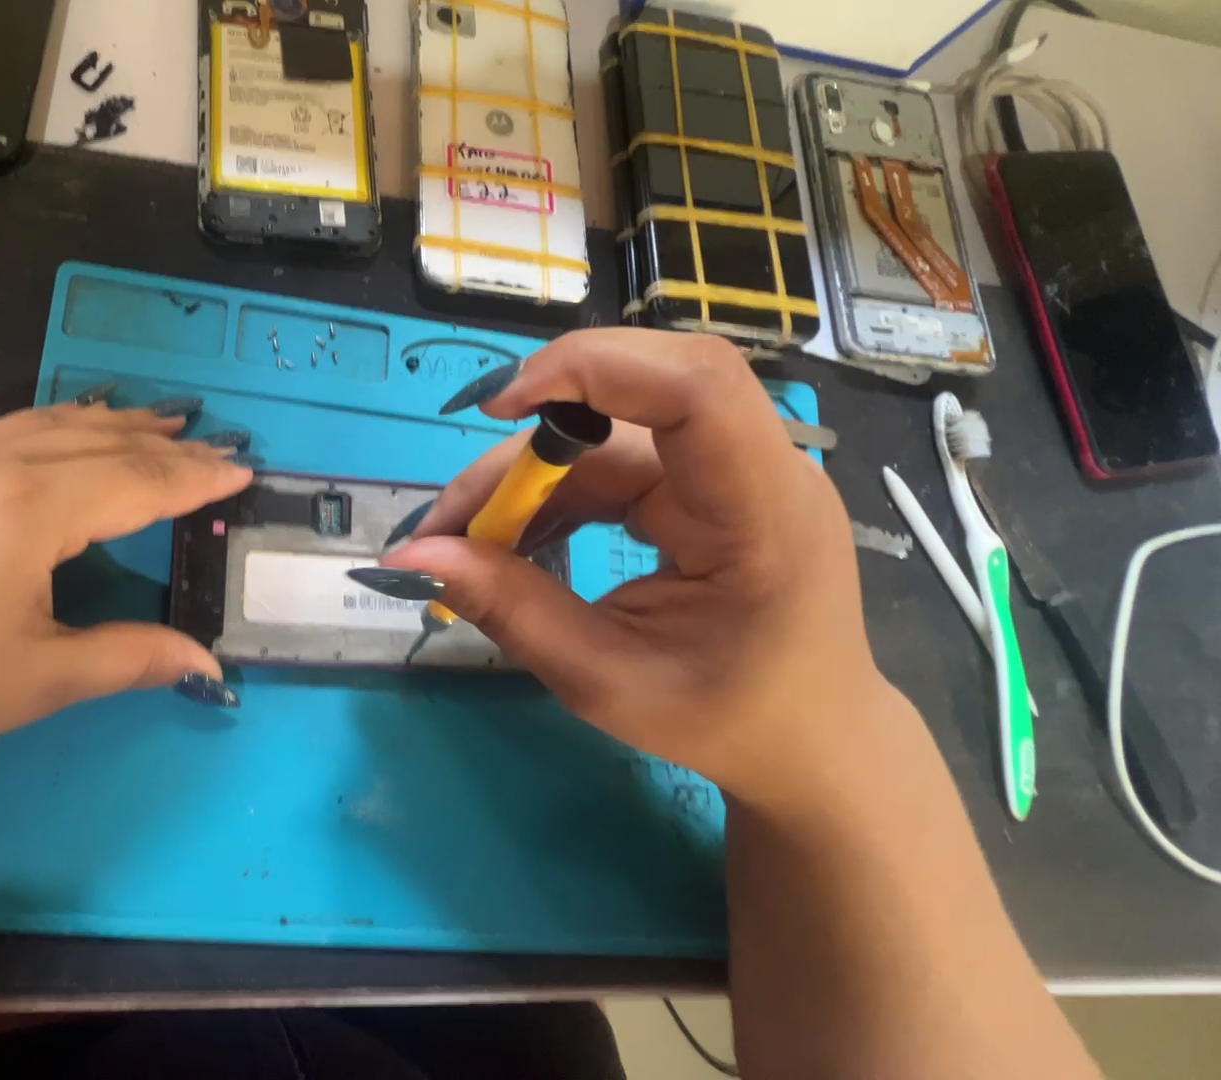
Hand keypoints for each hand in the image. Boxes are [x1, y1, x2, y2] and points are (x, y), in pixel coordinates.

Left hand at [0, 403, 251, 778]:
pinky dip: (52, 424)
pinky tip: (62, 432)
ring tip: (156, 420)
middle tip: (211, 442)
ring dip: (110, 422)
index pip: (138, 481)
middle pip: (99, 439)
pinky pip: (0, 426)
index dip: (195, 477)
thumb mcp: (38, 679)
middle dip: (163, 442)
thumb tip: (206, 662)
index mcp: (32, 509)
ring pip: (47, 422)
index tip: (240, 468)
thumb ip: (132, 657)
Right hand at [382, 329, 893, 808]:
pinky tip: (513, 540)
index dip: (590, 369)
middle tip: (449, 525)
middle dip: (521, 455)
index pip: (693, 387)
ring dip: (524, 482)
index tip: (497, 409)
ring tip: (466, 544)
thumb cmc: (725, 720)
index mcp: (761, 514)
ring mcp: (728, 472)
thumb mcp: (602, 678)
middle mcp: (754, 470)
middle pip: (624, 407)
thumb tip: (412, 556)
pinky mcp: (702, 486)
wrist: (809, 742)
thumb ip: (508, 608)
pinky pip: (609, 465)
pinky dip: (550, 497)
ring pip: (602, 437)